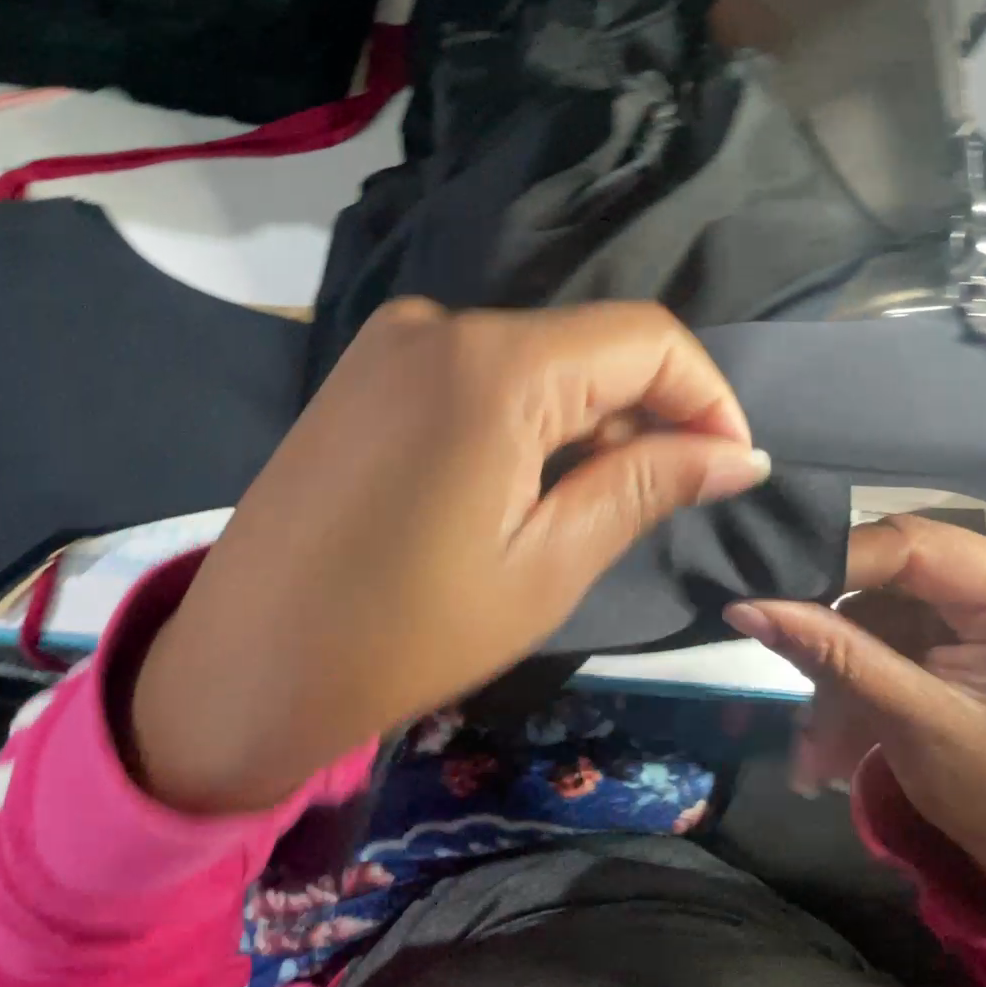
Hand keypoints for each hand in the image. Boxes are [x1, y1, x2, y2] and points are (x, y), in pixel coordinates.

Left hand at [131, 298, 771, 811]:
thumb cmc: (406, 632)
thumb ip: (646, 486)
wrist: (246, 662)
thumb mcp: (546, 565)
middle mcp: (439, 324)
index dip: (705, 395)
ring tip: (580, 506)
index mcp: (494, 365)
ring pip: (531, 360)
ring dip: (579, 420)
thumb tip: (739, 454)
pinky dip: (518, 416)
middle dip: (642, 414)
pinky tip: (511, 484)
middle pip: (585, 346)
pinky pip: (472, 373)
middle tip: (659, 500)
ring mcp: (390, 343)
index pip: (644, 339)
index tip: (731, 464)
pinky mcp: (363, 372)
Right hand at [724, 515, 985, 946]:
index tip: (761, 590)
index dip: (833, 561)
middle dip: (835, 627)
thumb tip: (743, 606)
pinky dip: (858, 670)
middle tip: (787, 672)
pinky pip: (891, 625)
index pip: (916, 544)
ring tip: (818, 744)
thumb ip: (832, 654)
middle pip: (894, 570)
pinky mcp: (970, 620)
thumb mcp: (915, 724)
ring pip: (881, 603)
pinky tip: (839, 730)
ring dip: (840, 663)